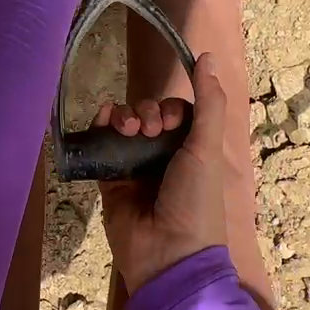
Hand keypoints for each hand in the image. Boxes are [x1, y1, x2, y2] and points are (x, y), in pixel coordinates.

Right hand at [93, 53, 232, 292]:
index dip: (169, 107)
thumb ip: (209, 101)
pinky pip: (101, 142)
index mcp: (191, 150)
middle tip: (149, 130)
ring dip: (125, 116)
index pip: (175, 111)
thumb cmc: (195, 200)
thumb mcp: (206, 147)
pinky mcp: (110, 179)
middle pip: (148, 114)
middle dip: (146, 112)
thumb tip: (207, 54)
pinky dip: (101, 125)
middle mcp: (163, 155)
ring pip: (124, 124)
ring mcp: (135, 166)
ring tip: (129, 131)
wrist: (167, 254)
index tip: (168, 120)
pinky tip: (104, 120)